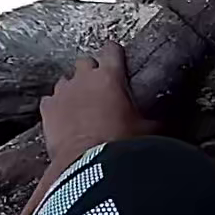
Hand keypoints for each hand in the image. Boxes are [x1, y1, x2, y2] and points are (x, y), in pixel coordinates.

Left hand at [39, 42, 152, 161]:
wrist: (89, 164)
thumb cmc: (121, 144)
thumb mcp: (148, 130)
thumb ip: (155, 119)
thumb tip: (167, 120)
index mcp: (111, 76)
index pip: (112, 50)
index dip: (115, 53)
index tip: (118, 58)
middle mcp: (84, 78)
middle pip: (85, 62)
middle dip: (92, 72)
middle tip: (101, 87)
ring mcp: (62, 93)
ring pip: (65, 80)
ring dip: (73, 89)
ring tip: (82, 105)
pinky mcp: (47, 110)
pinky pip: (50, 101)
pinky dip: (56, 107)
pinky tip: (63, 118)